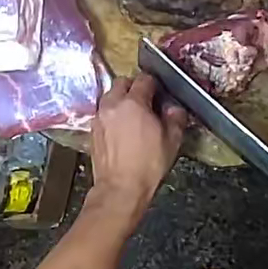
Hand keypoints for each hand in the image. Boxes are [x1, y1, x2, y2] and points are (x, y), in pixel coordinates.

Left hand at [88, 74, 186, 210]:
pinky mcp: (92, 129)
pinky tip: (122, 128)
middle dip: (135, 88)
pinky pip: (103, 112)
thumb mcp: (172, 140)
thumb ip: (175, 117)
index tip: (160, 93)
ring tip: (134, 116)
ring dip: (121, 100)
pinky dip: (112, 114)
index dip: (155, 84)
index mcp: (133, 103)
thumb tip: (173, 108)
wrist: (120, 188)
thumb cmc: (148, 165)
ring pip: (110, 96)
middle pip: (123, 83)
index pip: (144, 79)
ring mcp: (99, 116)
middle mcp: (112, 105)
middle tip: (147, 101)